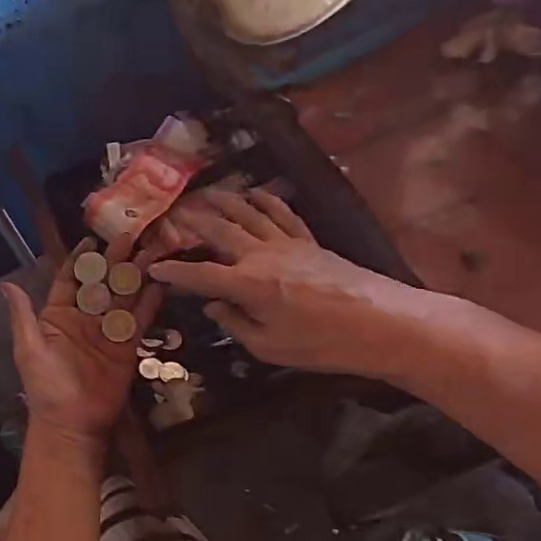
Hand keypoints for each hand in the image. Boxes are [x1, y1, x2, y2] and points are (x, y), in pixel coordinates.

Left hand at [1, 236, 162, 443]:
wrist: (71, 423)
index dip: (80, 260)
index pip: (69, 280)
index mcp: (57, 316)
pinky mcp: (126, 346)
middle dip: (114, 261)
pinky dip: (149, 302)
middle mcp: (83, 319)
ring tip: (150, 251)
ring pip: (122, 297)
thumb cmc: (45, 386)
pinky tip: (159, 283)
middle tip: (129, 236)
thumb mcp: (29, 348)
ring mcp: (106, 331)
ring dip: (134, 276)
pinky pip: (138, 320)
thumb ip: (23, 316)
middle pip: (100, 284)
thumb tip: (6, 284)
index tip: (91, 239)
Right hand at [148, 189, 434, 376]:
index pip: (198, 274)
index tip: (152, 267)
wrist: (388, 325)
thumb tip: (214, 306)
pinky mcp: (309, 242)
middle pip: (220, 231)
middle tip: (172, 213)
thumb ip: (235, 324)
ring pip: (248, 214)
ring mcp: (288, 245)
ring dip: (224, 202)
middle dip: (193, 221)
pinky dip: (266, 200)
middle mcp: (262, 256)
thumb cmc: (324, 344)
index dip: (172, 271)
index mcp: (247, 285)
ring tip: (205, 194)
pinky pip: (282, 214)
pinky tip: (254, 192)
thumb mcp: (270, 347)